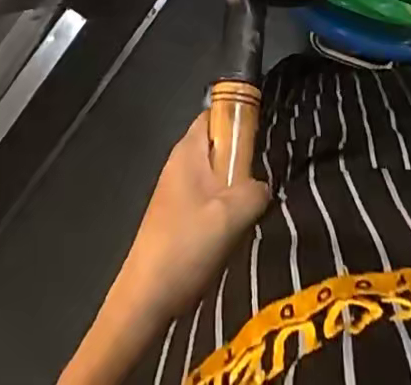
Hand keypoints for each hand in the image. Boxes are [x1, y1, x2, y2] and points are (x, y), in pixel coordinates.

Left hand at [111, 114, 270, 319]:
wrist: (147, 295)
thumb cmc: (187, 244)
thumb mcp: (232, 214)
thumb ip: (255, 191)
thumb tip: (263, 186)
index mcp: (187, 151)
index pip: (214, 114)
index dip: (238, 116)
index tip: (263, 130)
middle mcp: (179, 163)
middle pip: (217, 146)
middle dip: (241, 157)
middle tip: (264, 176)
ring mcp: (176, 190)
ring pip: (215, 175)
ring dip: (235, 188)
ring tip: (253, 208)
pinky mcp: (177, 215)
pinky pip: (208, 199)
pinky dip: (224, 209)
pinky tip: (234, 232)